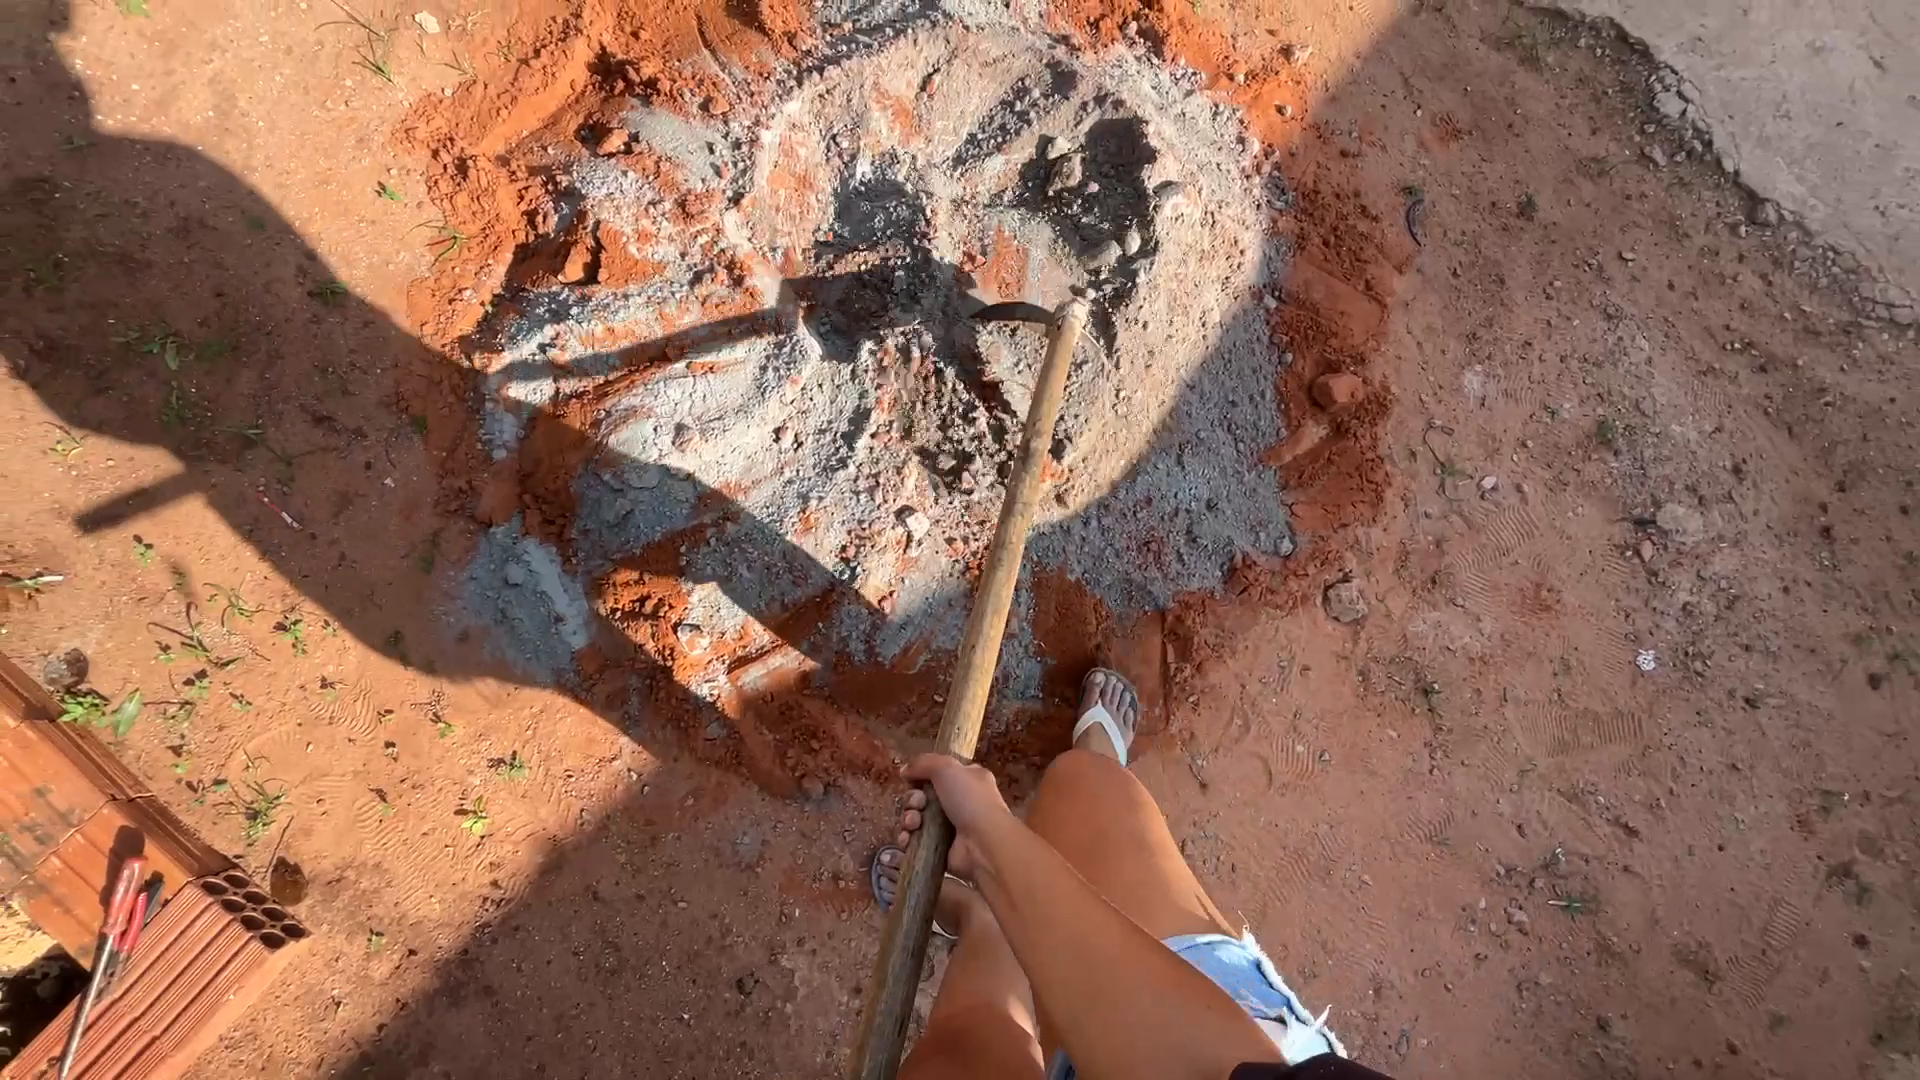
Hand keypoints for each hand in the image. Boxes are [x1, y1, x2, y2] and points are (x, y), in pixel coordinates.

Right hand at [898, 753, 1014, 878]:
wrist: (983, 843)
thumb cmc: (970, 800)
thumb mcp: (947, 768)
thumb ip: (923, 762)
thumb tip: (904, 771)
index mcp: (968, 779)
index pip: (939, 773)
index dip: (922, 775)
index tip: (913, 778)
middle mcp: (960, 802)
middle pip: (923, 796)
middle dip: (913, 799)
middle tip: (918, 804)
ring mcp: (950, 827)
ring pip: (917, 818)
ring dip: (909, 818)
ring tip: (914, 823)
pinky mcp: (940, 848)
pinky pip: (916, 840)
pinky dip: (908, 838)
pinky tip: (908, 838)